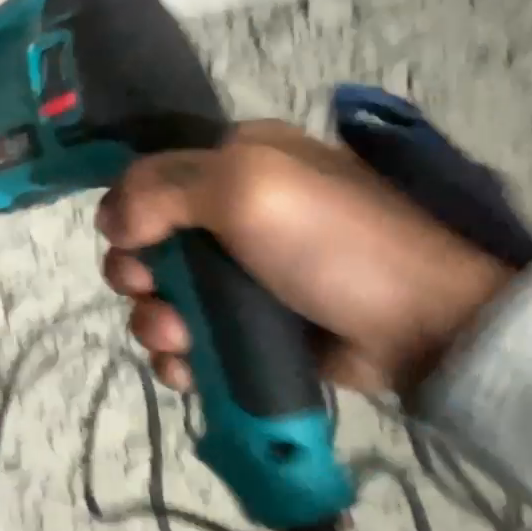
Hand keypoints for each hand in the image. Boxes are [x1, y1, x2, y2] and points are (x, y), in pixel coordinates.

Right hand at [95, 121, 516, 395]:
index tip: (132, 244)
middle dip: (137, 277)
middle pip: (145, 243)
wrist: (422, 328)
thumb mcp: (249, 189)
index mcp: (235, 161)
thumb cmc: (333, 243)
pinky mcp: (248, 325)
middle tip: (155, 296)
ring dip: (154, 323)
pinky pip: (187, 338)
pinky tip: (189, 370)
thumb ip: (163, 188)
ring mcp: (239, 273)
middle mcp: (230, 212)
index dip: (128, 214)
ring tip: (180, 343)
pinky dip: (177, 356)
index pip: (149, 179)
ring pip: (159, 296)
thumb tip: (109, 221)